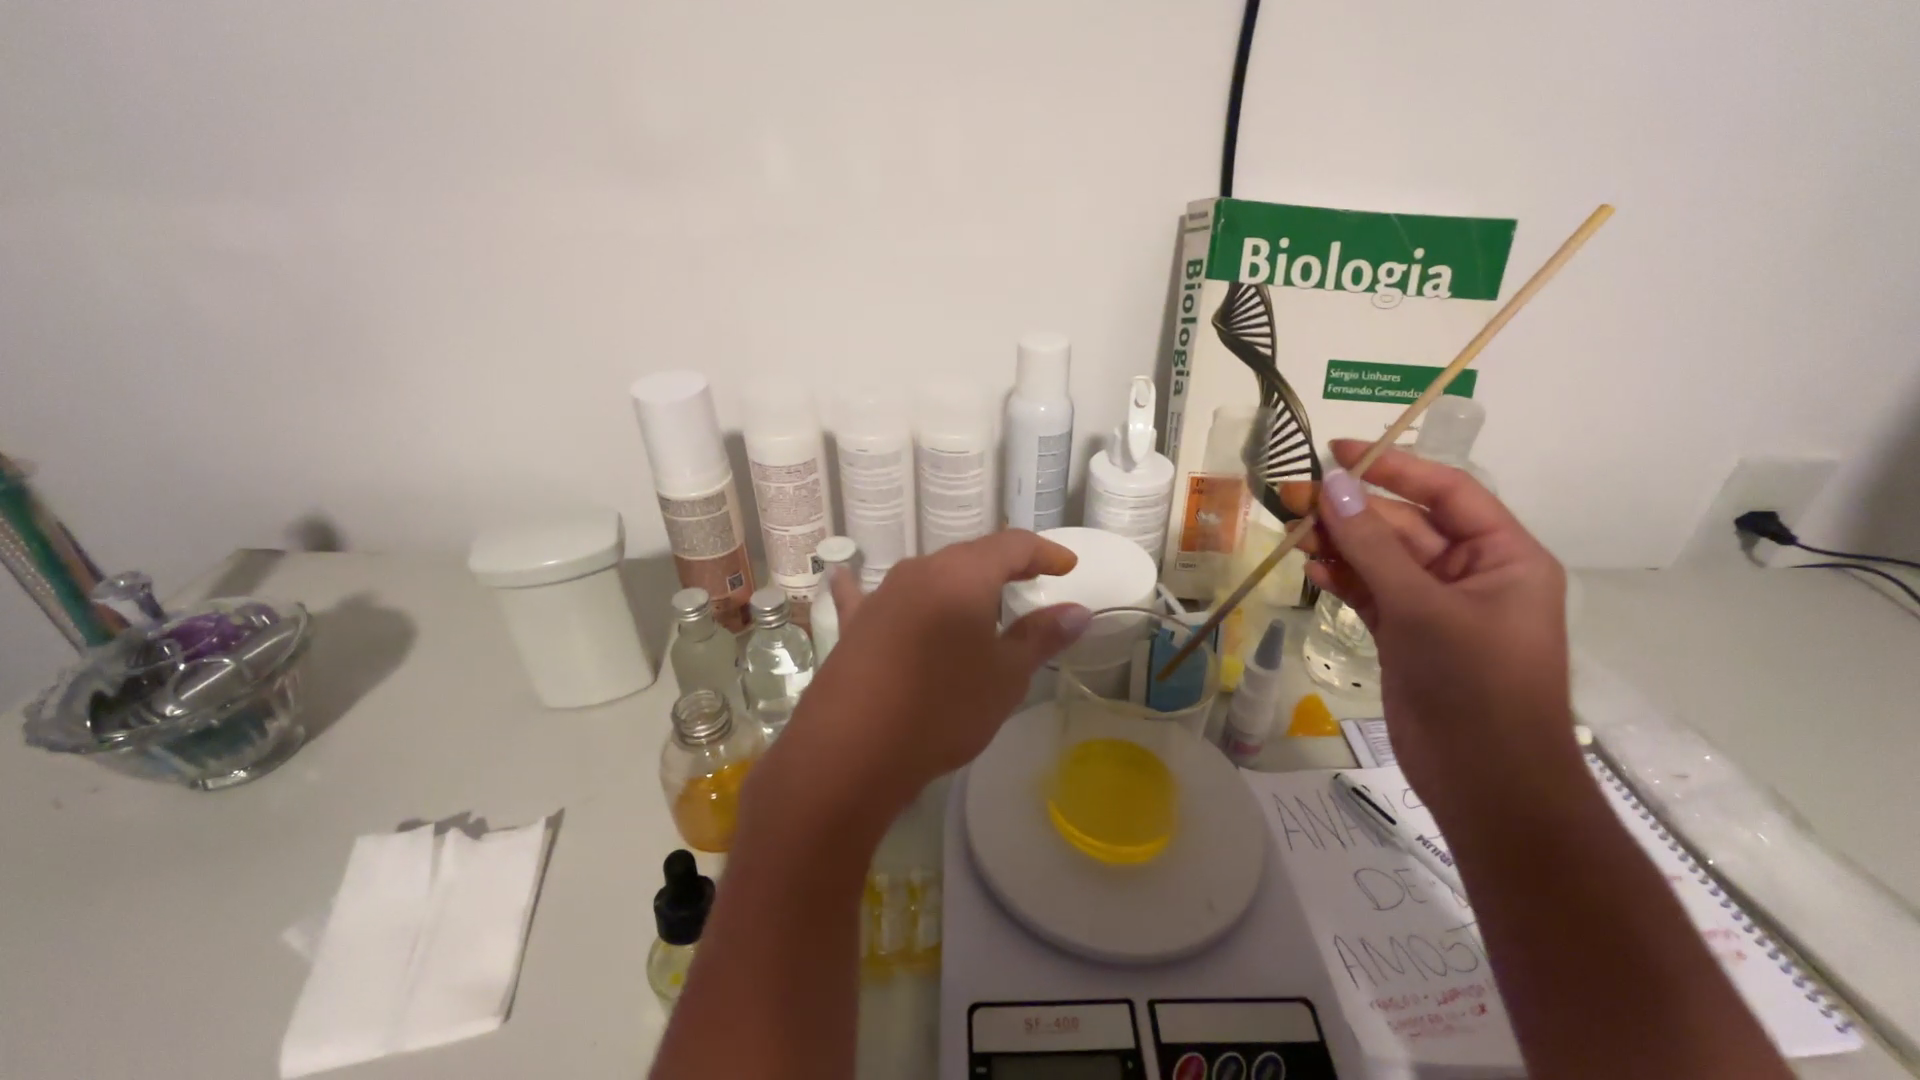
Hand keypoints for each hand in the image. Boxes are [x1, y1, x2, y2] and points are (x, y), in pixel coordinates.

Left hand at [766, 531, 1092, 821]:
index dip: (1044, 553)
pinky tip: (844, 575)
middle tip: (1030, 581)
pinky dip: (873, 589)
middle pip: (969, 556)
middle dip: (1004, 566)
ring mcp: (881, 596)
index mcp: (964, 575)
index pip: (1013, 545)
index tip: (1065, 566)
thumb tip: (1077, 611)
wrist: (852, 749)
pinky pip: (866, 596)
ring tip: (978, 599)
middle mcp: (919, 571)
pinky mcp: (853, 625)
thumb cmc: (943, 708)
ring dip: (957, 584)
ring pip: (929, 576)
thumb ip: (1041, 637)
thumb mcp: (1005, 676)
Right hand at [1304, 439, 1578, 809]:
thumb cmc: (1475, 685)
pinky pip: (1371, 593)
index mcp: (1503, 556)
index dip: (1393, 466)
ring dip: (1340, 544)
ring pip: (1382, 559)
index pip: (1447, 492)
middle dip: (1353, 511)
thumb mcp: (1423, 608)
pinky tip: (1310, 566)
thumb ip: (1374, 547)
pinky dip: (1341, 578)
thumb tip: (1334, 488)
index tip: (1338, 451)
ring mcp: (1436, 607)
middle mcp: (1472, 574)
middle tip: (1293, 497)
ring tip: (1291, 531)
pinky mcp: (1407, 636)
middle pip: (1406, 525)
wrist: (1487, 782)